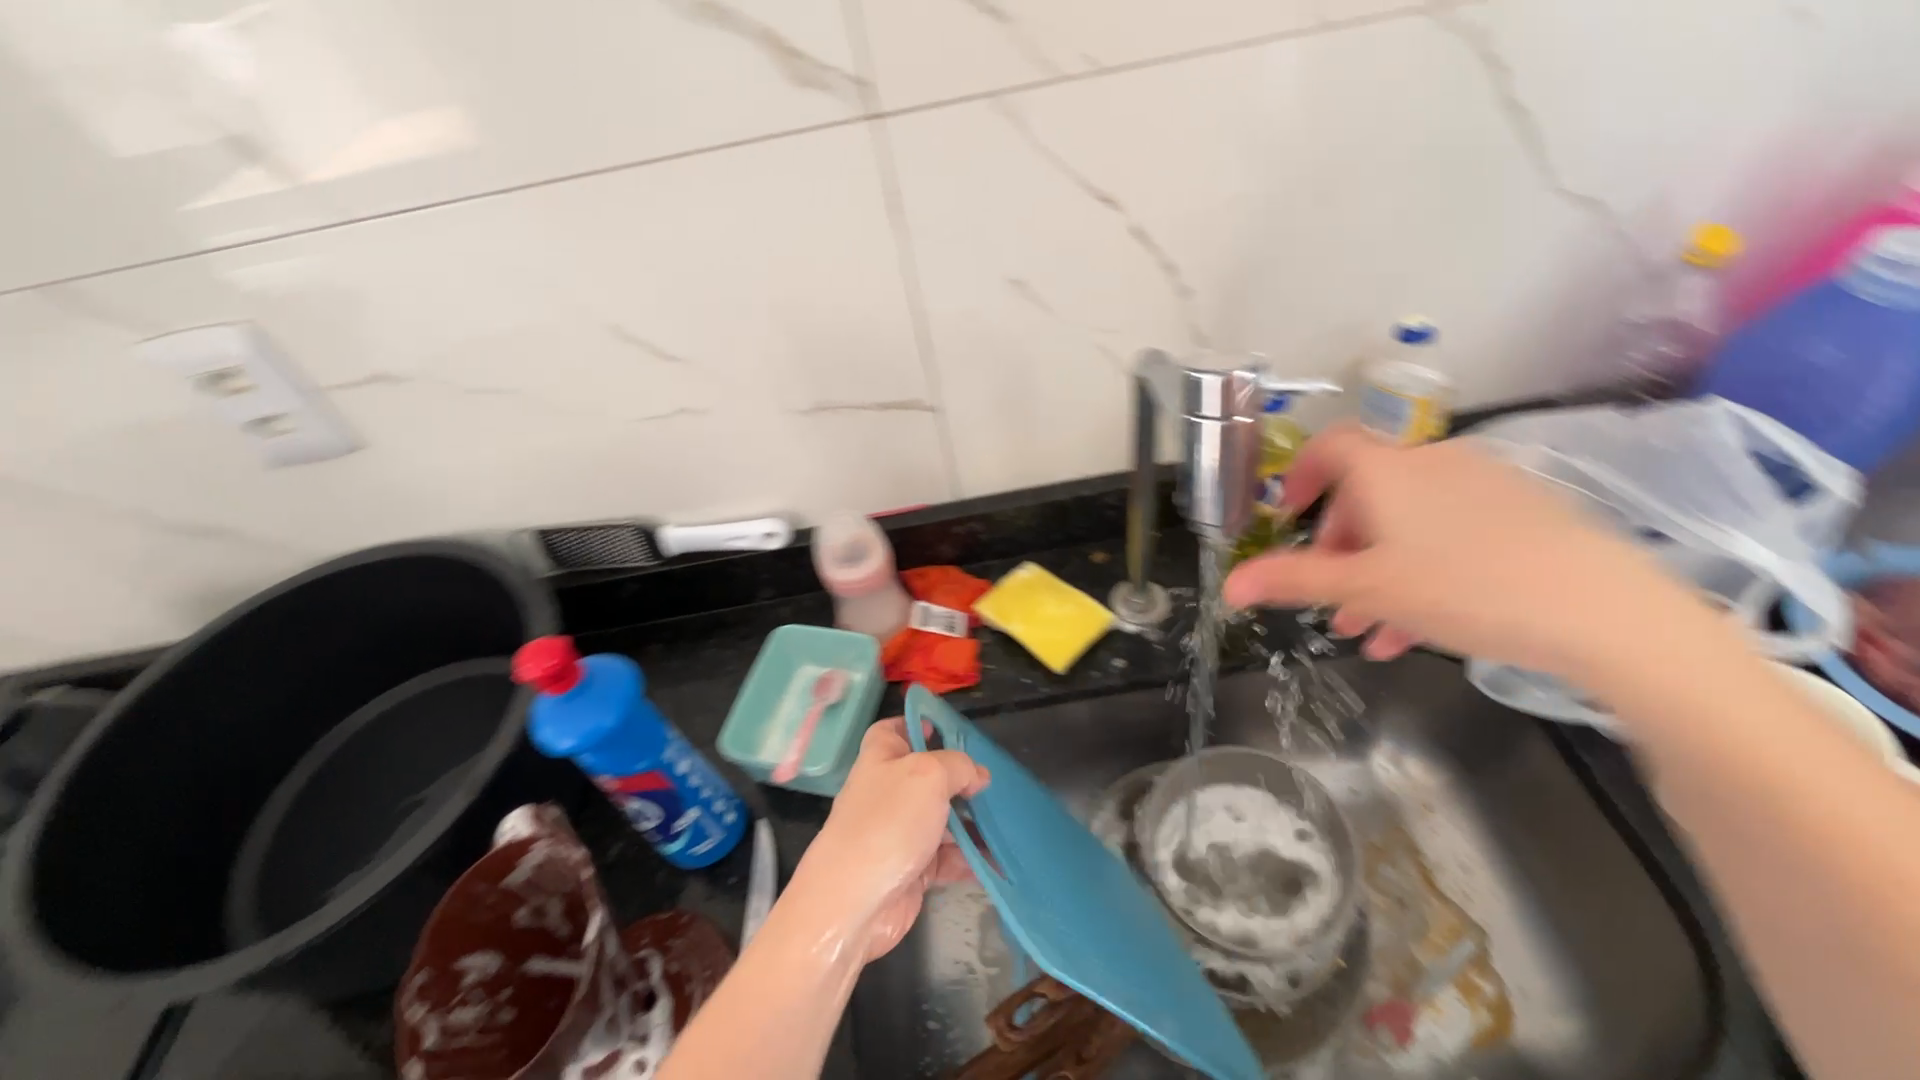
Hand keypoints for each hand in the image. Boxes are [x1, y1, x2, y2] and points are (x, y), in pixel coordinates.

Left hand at [788, 716, 989, 962]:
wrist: (854, 902)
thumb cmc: (888, 823)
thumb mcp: (928, 776)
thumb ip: (958, 766)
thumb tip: (977, 775)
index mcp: (881, 759)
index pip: (892, 730)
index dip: (914, 724)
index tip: (946, 728)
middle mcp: (889, 793)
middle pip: (927, 777)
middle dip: (960, 779)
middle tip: (994, 783)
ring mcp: (900, 833)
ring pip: (942, 819)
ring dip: (972, 822)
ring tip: (1009, 821)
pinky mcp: (913, 870)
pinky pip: (948, 858)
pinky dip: (972, 859)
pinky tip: (1000, 861)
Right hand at [1224, 424, 1696, 679]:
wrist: (1600, 609)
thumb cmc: (1464, 587)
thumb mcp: (1365, 589)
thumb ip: (1292, 582)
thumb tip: (1228, 585)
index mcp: (1388, 470)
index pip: (1328, 447)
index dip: (1298, 477)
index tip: (1286, 518)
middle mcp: (1433, 464)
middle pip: (1366, 494)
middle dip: (1338, 546)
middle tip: (1331, 595)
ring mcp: (1484, 486)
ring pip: (1408, 523)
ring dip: (1377, 571)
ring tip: (1368, 629)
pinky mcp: (1524, 514)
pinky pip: (1452, 535)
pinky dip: (1422, 571)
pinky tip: (1419, 630)